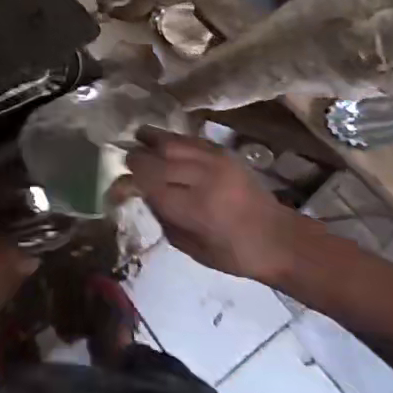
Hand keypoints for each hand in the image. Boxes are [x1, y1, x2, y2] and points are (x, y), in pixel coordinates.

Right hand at [114, 127, 304, 282]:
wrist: (278, 238)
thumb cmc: (232, 253)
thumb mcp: (188, 246)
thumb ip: (162, 216)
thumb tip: (141, 194)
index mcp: (193, 208)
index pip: (146, 184)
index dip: (124, 185)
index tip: (114, 191)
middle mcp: (202, 178)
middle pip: (153, 158)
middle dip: (134, 160)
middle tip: (125, 166)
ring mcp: (214, 161)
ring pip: (169, 141)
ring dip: (149, 141)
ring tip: (137, 142)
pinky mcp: (223, 152)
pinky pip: (189, 138)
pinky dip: (171, 140)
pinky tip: (163, 143)